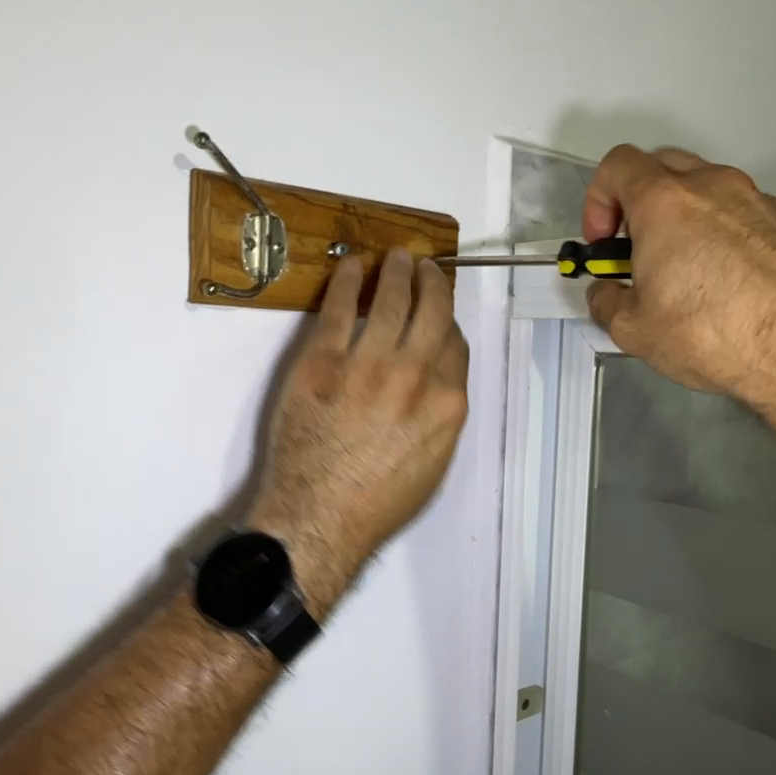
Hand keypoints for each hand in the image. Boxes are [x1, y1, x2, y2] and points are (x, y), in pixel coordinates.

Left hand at [247, 249, 469, 615]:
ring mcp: (370, 365)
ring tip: (396, 257)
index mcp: (448, 404)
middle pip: (432, 312)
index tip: (438, 312)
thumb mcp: (432, 465)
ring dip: (397, 271)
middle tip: (423, 267)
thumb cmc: (377, 504)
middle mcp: (416, 376)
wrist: (319, 517)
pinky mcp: (324, 360)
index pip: (456, 344)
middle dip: (432, 282)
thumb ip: (441, 417)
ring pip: (392, 300)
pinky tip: (352, 266)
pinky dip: (350, 280)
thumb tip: (437, 384)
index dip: (447, 321)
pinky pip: (342, 308)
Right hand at [582, 145, 775, 407]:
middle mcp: (711, 185)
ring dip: (679, 215)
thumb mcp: (633, 329)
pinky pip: (736, 210)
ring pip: (703, 187)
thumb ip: (607, 301)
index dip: (597, 201)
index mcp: (665, 201)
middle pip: (660, 166)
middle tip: (634, 248)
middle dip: (636, 201)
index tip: (603, 243)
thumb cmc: (708, 332)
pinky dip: (716, 229)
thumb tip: (606, 292)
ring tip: (678, 267)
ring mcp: (754, 199)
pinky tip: (720, 278)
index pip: (617, 166)